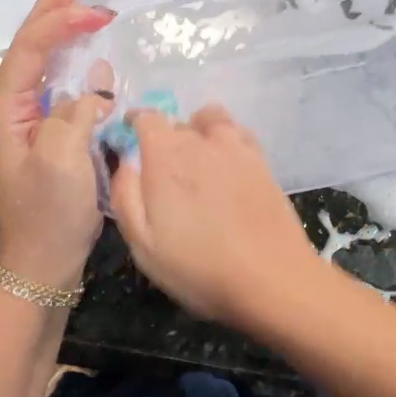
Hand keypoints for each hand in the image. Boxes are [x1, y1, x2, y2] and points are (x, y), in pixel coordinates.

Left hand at [0, 0, 114, 290]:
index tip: (102, 10)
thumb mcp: (60, 162)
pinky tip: (97, 45)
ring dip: (68, 20)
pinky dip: (81, 55)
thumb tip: (96, 85)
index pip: (32, 45)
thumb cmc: (48, 215)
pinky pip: (66, 80)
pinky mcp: (54, 131)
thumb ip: (76, 113)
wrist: (42, 262)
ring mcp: (34, 116)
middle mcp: (15, 103)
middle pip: (34, 38)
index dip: (64, 19)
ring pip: (49, 54)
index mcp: (7, 107)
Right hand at [110, 104, 322, 326]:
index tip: (131, 142)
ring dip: (199, 131)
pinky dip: (228, 140)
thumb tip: (124, 163)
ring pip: (213, 120)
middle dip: (165, 138)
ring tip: (198, 161)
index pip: (146, 117)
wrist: (271, 279)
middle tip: (163, 173)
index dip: (135, 124)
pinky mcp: (264, 163)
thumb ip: (125, 196)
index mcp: (166, 156)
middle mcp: (202, 142)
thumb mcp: (143, 244)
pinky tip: (228, 167)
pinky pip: (240, 135)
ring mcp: (238, 149)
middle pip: (178, 123)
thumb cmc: (198, 267)